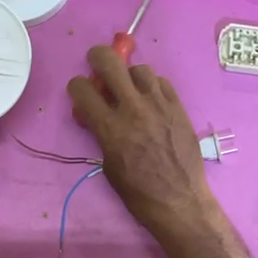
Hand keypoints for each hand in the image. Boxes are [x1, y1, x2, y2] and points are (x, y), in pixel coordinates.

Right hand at [66, 47, 248, 257]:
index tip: (80, 90)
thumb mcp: (109, 164)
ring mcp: (159, 104)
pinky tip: (151, 99)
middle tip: (96, 60)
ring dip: (130, 75)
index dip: (77, 87)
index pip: (83, 89)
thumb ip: (102, 133)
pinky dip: (152, 86)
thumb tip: (98, 115)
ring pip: (140, 69)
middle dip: (98, 56)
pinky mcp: (178, 107)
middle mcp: (133, 109)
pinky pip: (161, 82)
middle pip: (110, 62)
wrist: (180, 201)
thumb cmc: (138, 192)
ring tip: (130, 87)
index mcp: (110, 128)